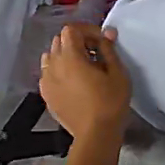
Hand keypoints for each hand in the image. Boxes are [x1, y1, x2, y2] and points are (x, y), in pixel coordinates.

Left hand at [39, 24, 130, 141]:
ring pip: (51, 57)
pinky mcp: (46, 95)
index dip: (88, 30)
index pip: (71, 30)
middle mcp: (53, 66)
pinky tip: (72, 82)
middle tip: (96, 53)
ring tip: (82, 67)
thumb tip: (107, 33)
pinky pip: (48, 74)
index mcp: (70, 57)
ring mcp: (46, 81)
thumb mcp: (118, 72)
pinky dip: (58, 71)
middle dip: (77, 41)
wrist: (96, 135)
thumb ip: (109, 49)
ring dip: (65, 55)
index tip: (102, 42)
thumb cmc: (110, 102)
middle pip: (59, 41)